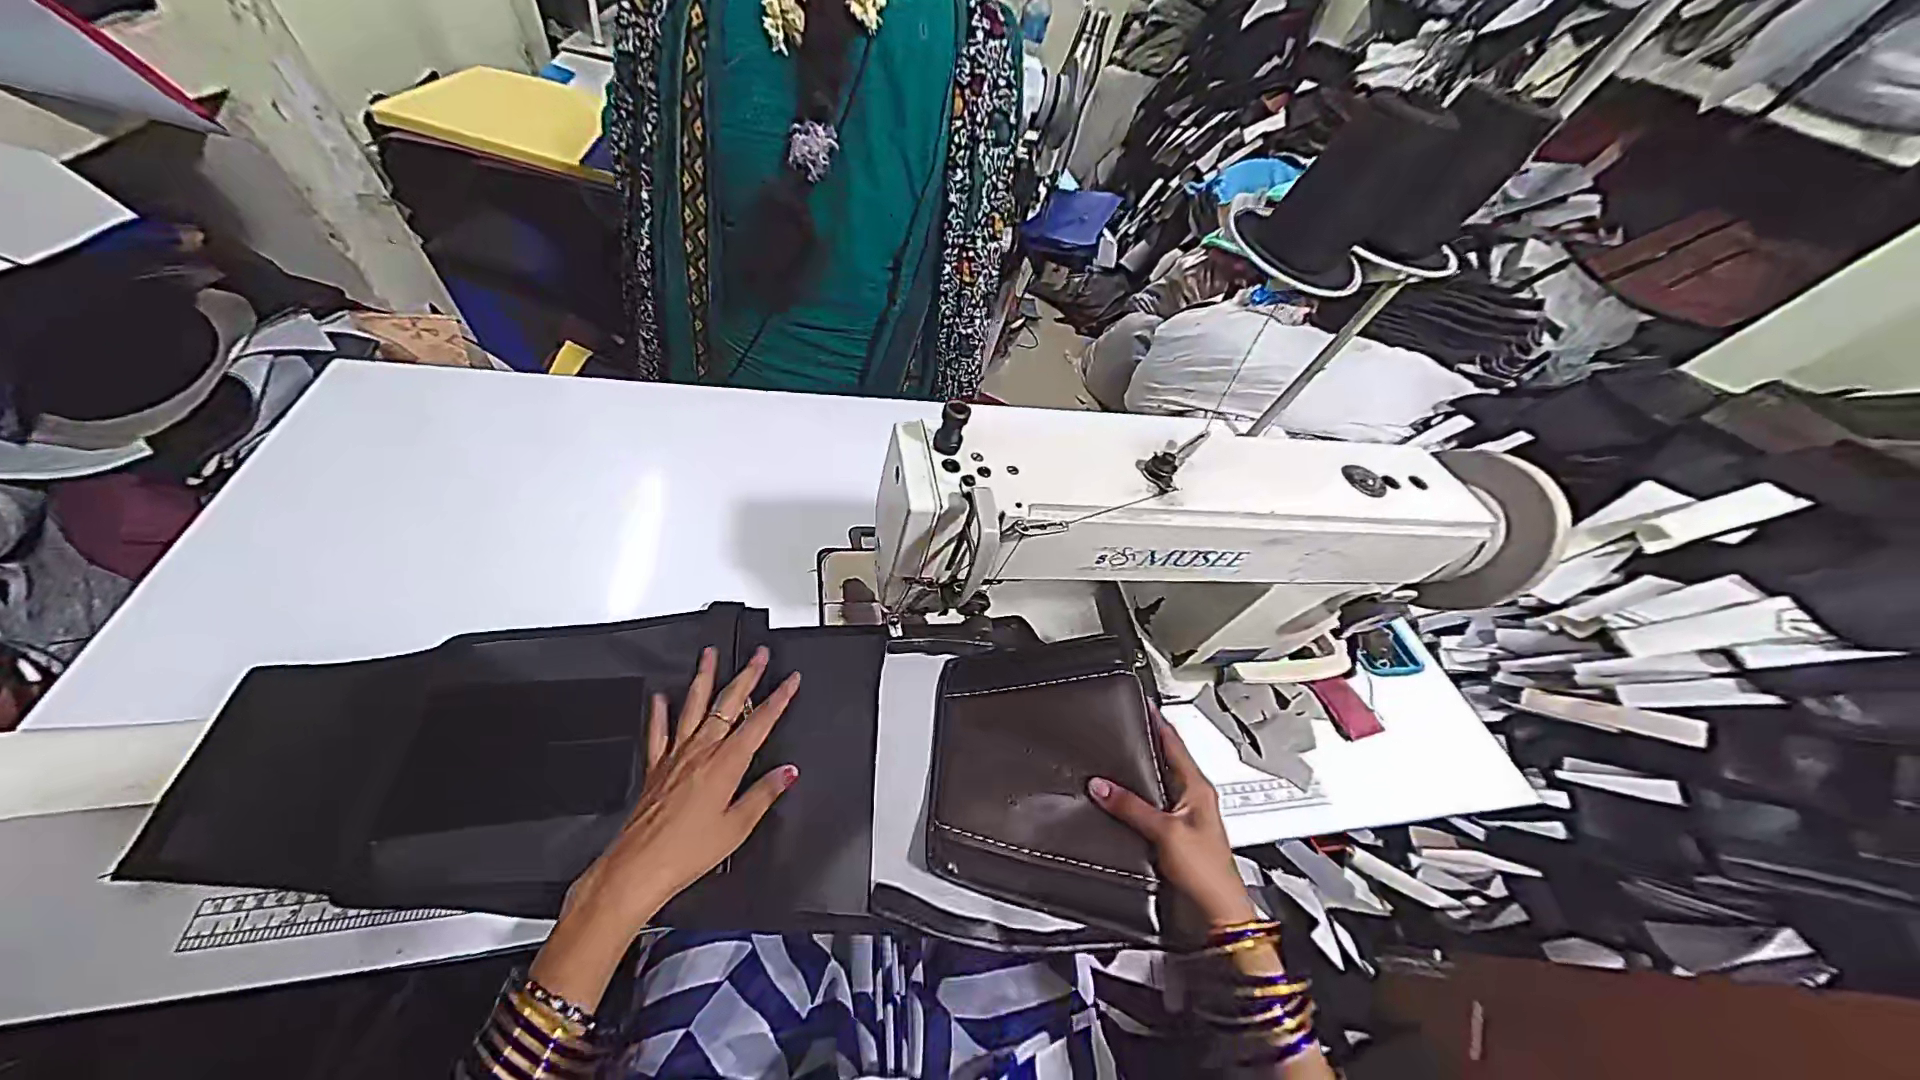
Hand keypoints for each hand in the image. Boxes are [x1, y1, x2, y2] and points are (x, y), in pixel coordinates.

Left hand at [530, 646, 800, 1007]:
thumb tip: (787, 773)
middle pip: (728, 703)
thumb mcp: (737, 827)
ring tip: (710, 656)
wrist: (636, 869)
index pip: (760, 721)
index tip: (790, 680)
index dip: (779, 697)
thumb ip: (764, 794)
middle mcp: (700, 753)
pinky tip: (661, 697)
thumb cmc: (684, 853)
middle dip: (747, 675)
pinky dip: (660, 712)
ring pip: (694, 706)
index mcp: (725, 765)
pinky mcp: (656, 768)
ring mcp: (676, 757)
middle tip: (758, 655)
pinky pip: (659, 731)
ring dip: (704, 677)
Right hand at [1088, 714, 1257, 927]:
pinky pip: (1157, 801)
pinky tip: (1128, 794)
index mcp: (1198, 788)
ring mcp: (1188, 814)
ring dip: (1145, 767)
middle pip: (1169, 758)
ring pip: (1163, 780)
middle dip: (1150, 740)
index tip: (1146, 703)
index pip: (1175, 743)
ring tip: (1125, 752)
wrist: (1220, 912)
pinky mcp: (1179, 831)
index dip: (1159, 721)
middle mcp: (1195, 797)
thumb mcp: (1165, 832)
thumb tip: (1102, 786)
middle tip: (1131, 723)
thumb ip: (1131, 807)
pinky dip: (1142, 792)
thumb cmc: (1208, 872)